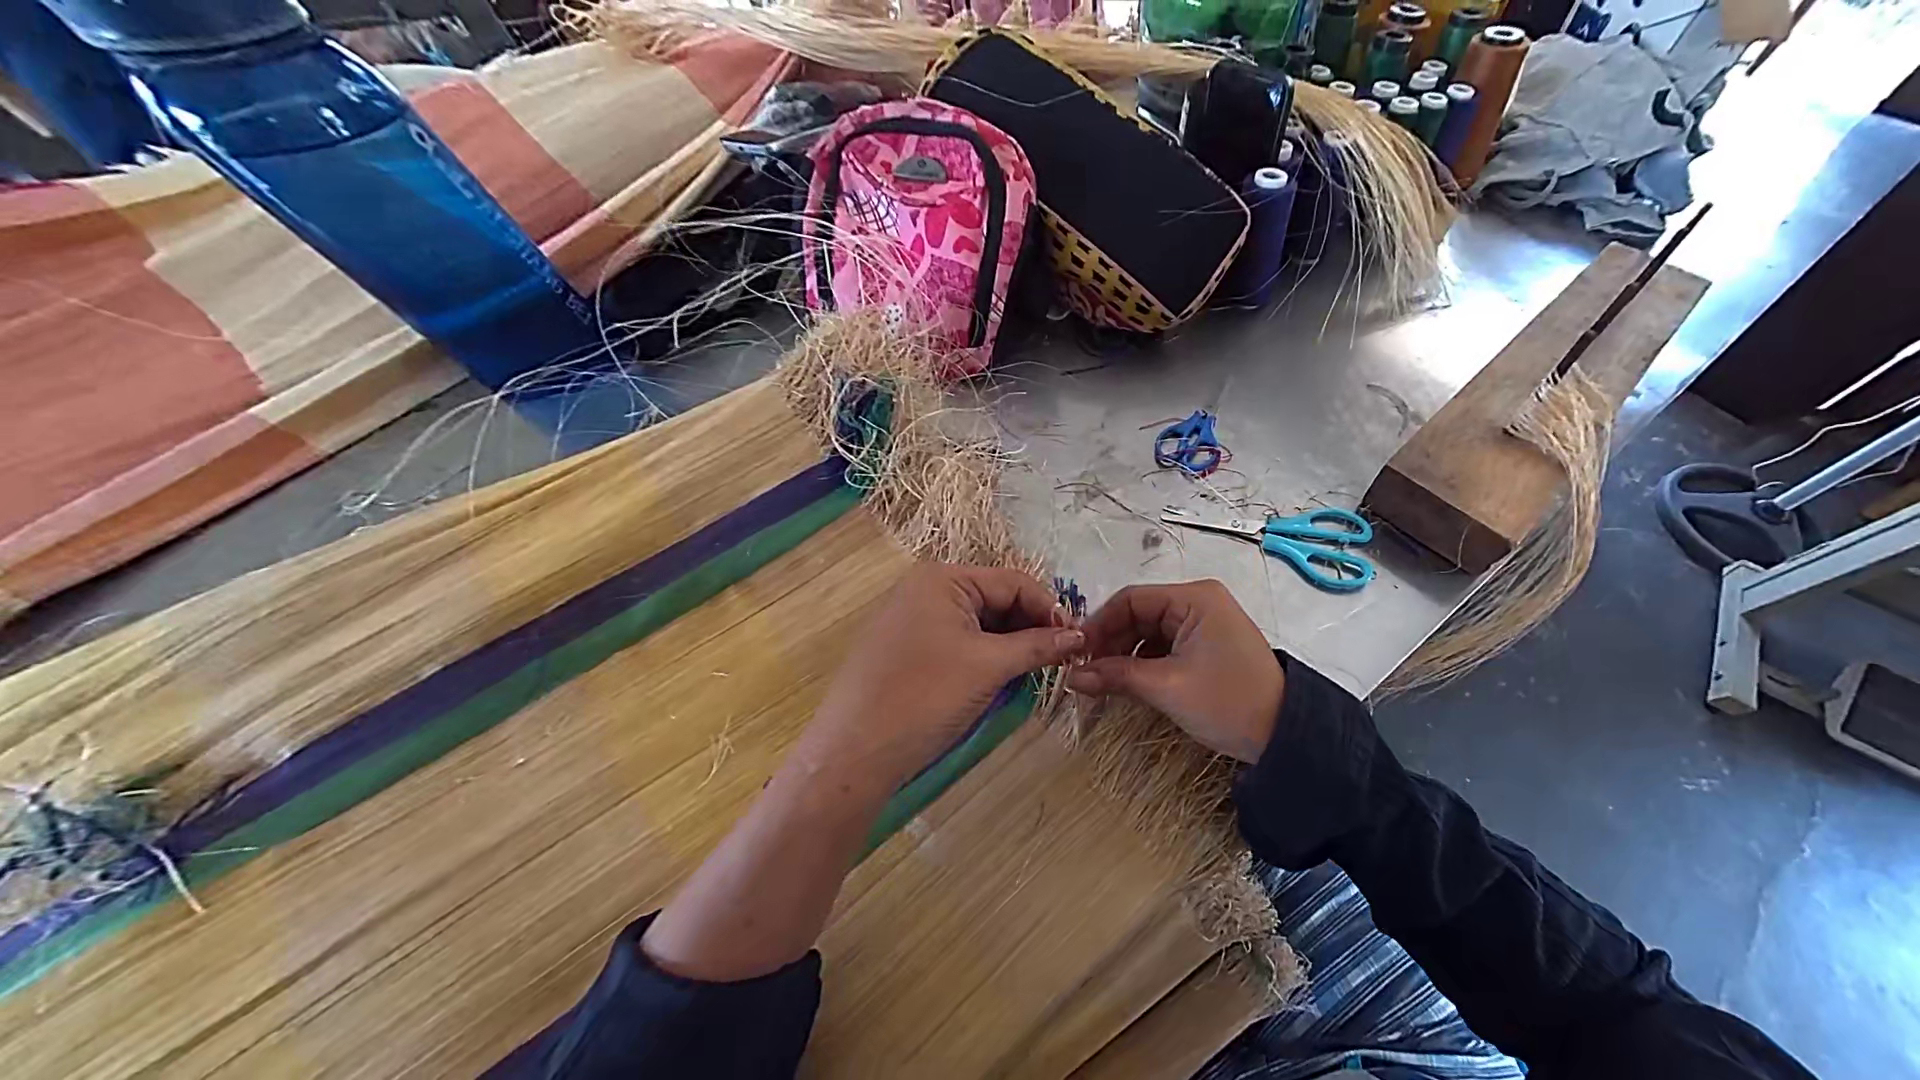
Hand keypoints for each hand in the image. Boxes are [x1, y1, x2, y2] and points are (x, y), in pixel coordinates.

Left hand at [644, 564, 1079, 981]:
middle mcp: (924, 588)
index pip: (1014, 581)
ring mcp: (911, 617)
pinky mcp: (905, 646)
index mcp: (943, 578)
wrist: (854, 750)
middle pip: (995, 598)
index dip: (1050, 609)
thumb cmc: (925, 697)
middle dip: (1029, 626)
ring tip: (1032, 672)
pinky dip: (982, 654)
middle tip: (1059, 660)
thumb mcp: (988, 667)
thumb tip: (1078, 635)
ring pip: (977, 621)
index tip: (1078, 642)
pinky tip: (998, 677)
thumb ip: (1036, 645)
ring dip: (1008, 642)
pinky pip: (956, 639)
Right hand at [1066, 580, 1283, 762]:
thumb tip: (1072, 678)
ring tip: (1101, 681)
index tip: (1076, 651)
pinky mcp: (1204, 648)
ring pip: (1147, 633)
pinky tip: (1125, 683)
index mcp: (1195, 599)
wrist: (1288, 737)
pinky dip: (1141, 663)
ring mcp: (1202, 626)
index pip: (1131, 599)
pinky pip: (1162, 648)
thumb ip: (1116, 676)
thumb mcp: (1167, 687)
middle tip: (1085, 671)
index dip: (1100, 624)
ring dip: (1123, 655)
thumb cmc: (1228, 702)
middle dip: (1110, 642)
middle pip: (1138, 615)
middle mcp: (1198, 604)